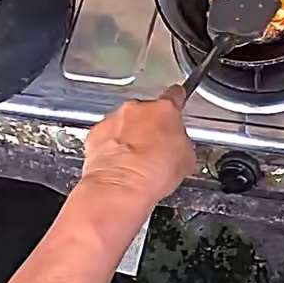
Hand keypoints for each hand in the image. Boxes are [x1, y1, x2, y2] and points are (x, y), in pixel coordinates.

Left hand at [79, 86, 194, 204]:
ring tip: (137, 162)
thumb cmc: (153, 173)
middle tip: (157, 149)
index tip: (178, 98)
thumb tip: (179, 148)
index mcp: (165, 110)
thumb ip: (183, 143)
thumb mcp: (187, 160)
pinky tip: (120, 164)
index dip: (177, 98)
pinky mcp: (96, 133)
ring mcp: (115, 119)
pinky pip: (106, 136)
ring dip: (131, 137)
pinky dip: (111, 147)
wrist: (122, 187)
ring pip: (125, 123)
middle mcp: (138, 109)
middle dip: (151, 127)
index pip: (174, 95)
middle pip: (147, 111)